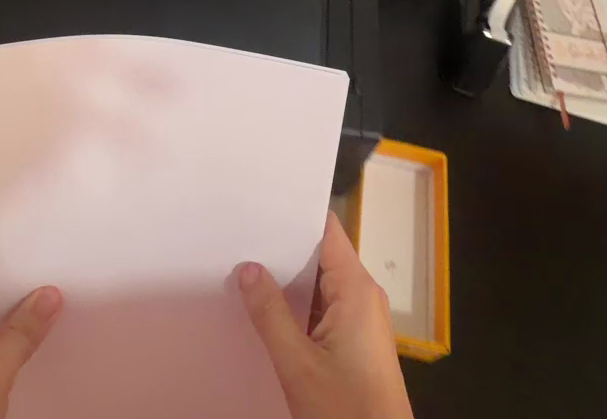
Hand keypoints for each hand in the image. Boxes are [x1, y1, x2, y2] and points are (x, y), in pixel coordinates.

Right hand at [237, 212, 414, 418]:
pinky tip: (268, 308)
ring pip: (321, 284)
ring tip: (247, 267)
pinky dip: (298, 304)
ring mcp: (362, 318)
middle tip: (242, 237)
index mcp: (357, 288)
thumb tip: (248, 268)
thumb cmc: (345, 409)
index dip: (295, 216)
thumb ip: (271, 314)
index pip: (326, 230)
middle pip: (322, 255)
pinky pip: (324, 307)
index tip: (260, 207)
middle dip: (285, 248)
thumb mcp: (298, 364)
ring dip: (289, 279)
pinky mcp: (357, 340)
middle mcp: (364, 295)